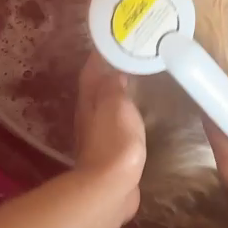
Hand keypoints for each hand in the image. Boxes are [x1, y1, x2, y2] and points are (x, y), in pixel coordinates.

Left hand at [72, 54, 145, 202]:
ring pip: (107, 106)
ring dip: (118, 93)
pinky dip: (126, 114)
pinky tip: (138, 113)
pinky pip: (118, 124)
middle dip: (110, 72)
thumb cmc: (115, 141)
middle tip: (131, 58)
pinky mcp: (110, 152)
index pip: (92, 70)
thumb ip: (114, 85)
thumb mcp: (116, 105)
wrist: (111, 187)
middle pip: (97, 87)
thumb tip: (112, 69)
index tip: (115, 39)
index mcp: (89, 100)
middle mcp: (89, 115)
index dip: (101, 54)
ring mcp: (98, 135)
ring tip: (138, 81)